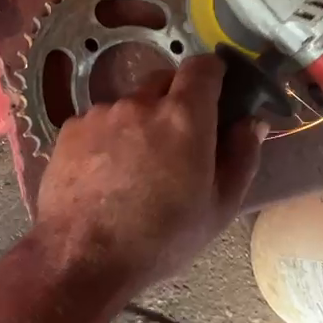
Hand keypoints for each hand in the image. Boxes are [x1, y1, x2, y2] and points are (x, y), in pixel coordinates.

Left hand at [34, 55, 261, 297]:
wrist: (81, 256)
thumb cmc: (161, 238)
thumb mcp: (219, 207)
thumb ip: (241, 155)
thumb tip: (252, 120)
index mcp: (183, 117)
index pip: (203, 67)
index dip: (213, 74)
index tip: (218, 91)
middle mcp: (139, 103)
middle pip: (163, 81)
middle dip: (175, 100)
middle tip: (179, 140)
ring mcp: (100, 112)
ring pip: (129, 104)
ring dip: (139, 122)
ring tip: (137, 166)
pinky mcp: (70, 127)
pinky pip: (98, 121)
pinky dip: (107, 137)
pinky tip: (105, 173)